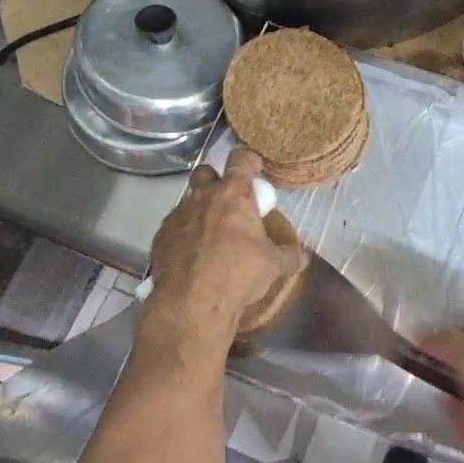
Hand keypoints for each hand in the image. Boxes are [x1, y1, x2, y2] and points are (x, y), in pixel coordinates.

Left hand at [145, 149, 303, 335]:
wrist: (192, 303)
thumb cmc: (238, 275)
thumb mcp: (273, 266)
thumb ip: (289, 256)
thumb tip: (302, 256)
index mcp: (233, 195)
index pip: (241, 160)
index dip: (249, 161)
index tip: (255, 169)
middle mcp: (202, 197)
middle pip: (206, 171)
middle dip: (217, 181)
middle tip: (229, 203)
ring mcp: (178, 215)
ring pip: (189, 200)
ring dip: (201, 210)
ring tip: (212, 235)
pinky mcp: (161, 236)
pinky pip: (175, 226)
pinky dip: (185, 234)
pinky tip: (194, 254)